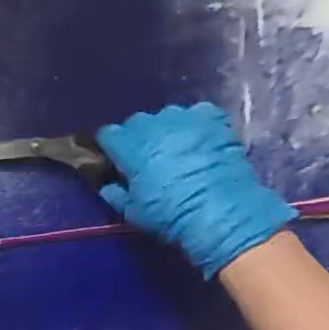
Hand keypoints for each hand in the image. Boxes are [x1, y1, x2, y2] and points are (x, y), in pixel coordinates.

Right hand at [95, 102, 297, 278]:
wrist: (220, 211)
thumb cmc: (169, 214)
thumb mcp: (132, 212)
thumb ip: (115, 194)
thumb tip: (108, 185)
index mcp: (129, 146)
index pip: (108, 134)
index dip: (111, 148)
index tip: (116, 162)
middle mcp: (153, 125)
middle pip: (137, 123)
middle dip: (138, 138)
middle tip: (146, 160)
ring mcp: (185, 118)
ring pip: (167, 117)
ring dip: (166, 131)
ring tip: (175, 151)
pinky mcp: (213, 119)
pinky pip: (198, 115)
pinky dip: (196, 126)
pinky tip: (200, 142)